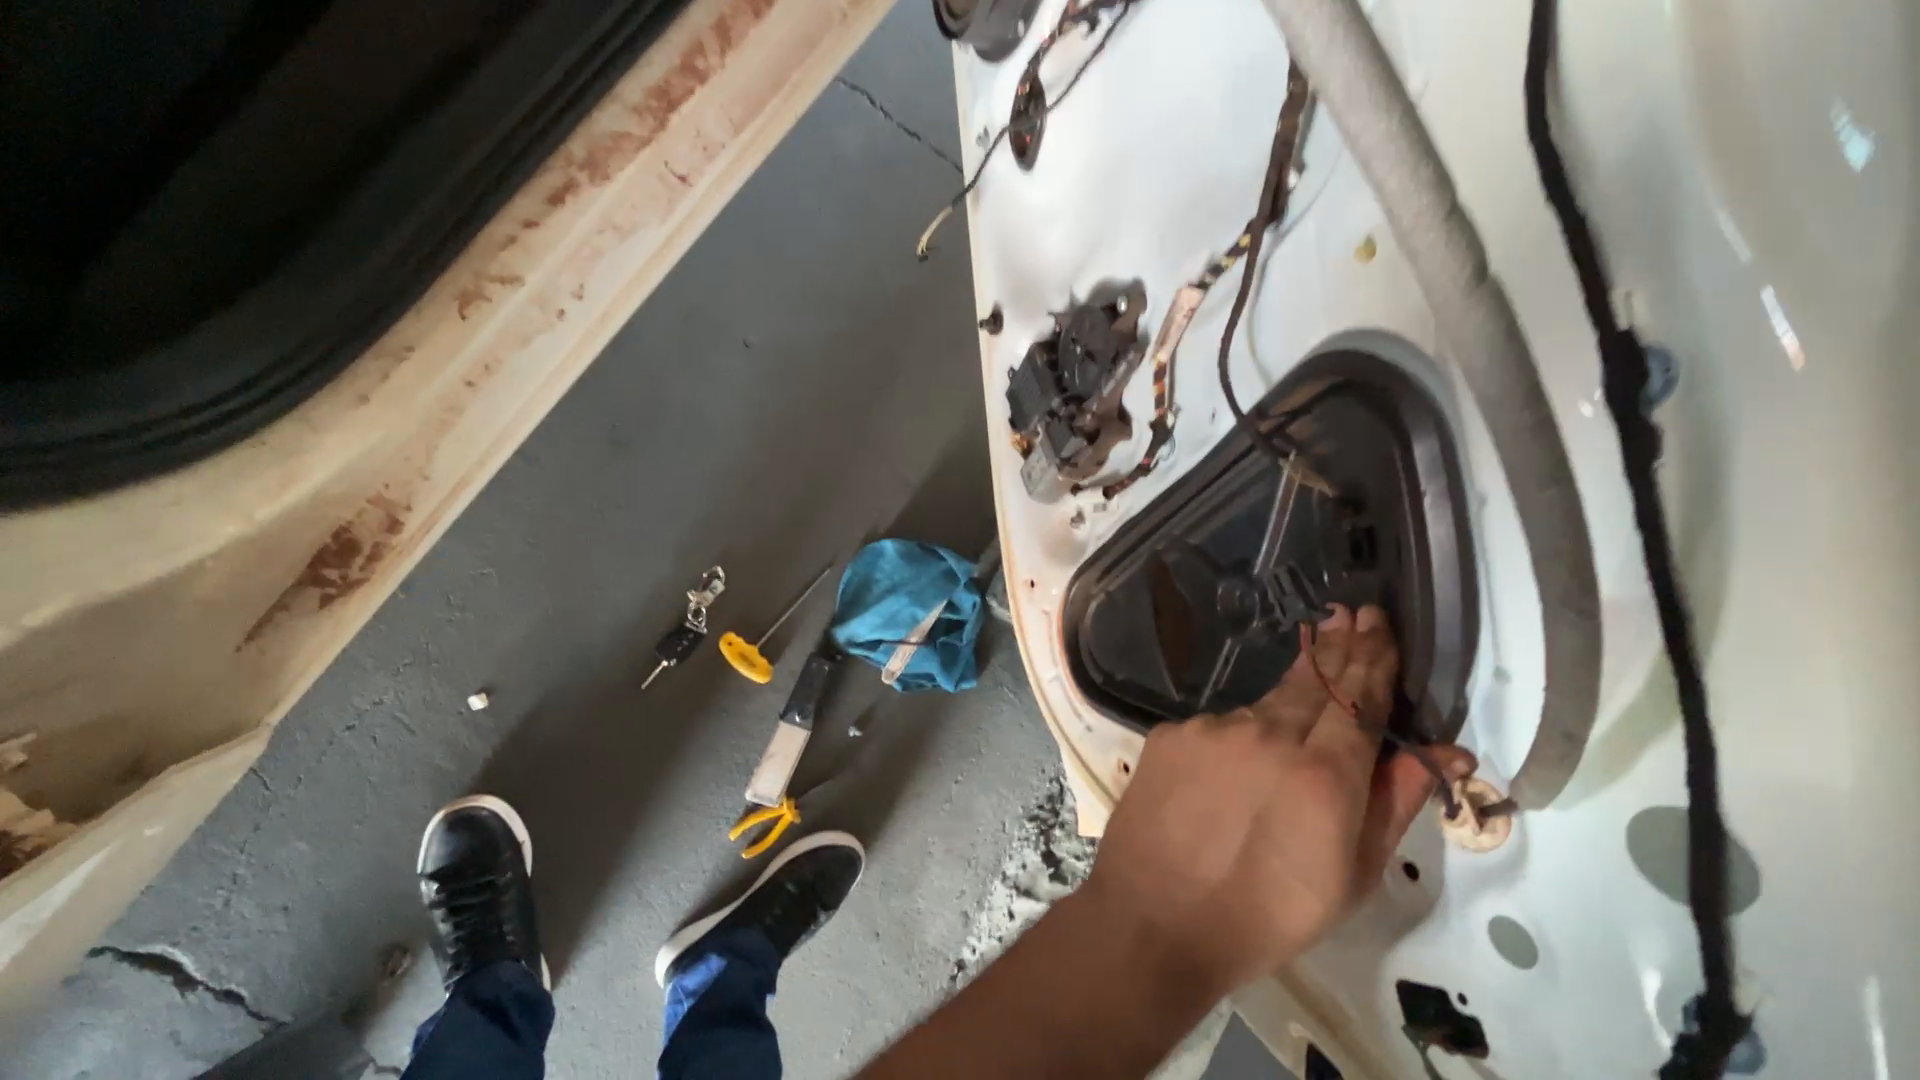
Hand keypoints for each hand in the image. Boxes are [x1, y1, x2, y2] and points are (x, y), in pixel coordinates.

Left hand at [1083, 604, 1474, 992]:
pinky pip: (1219, 727)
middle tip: (1352, 613)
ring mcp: (1212, 730)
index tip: (1380, 622)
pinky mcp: (1170, 734)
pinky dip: (1238, 736)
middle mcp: (1268, 735)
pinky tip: (1237, 762)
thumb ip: (1393, 803)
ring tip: (1308, 670)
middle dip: (1338, 647)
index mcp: (1324, 774)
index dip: (1374, 658)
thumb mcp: (1350, 876)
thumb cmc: (1266, 916)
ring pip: (1265, 704)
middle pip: (1315, 682)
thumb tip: (1441, 750)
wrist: (1155, 921)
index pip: (1360, 699)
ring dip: (1290, 692)